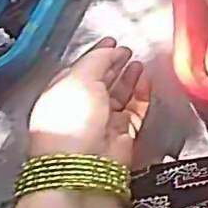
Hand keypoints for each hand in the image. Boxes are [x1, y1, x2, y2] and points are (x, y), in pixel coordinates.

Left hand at [26, 38, 150, 163]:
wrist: (85, 165)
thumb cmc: (73, 121)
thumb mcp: (79, 79)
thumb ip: (96, 59)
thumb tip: (111, 49)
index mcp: (61, 95)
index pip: (80, 70)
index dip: (96, 55)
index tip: (111, 41)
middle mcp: (81, 110)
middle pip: (100, 82)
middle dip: (114, 65)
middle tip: (128, 50)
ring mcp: (102, 123)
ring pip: (119, 95)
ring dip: (129, 78)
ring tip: (139, 62)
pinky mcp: (123, 135)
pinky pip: (135, 110)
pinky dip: (142, 95)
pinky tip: (146, 81)